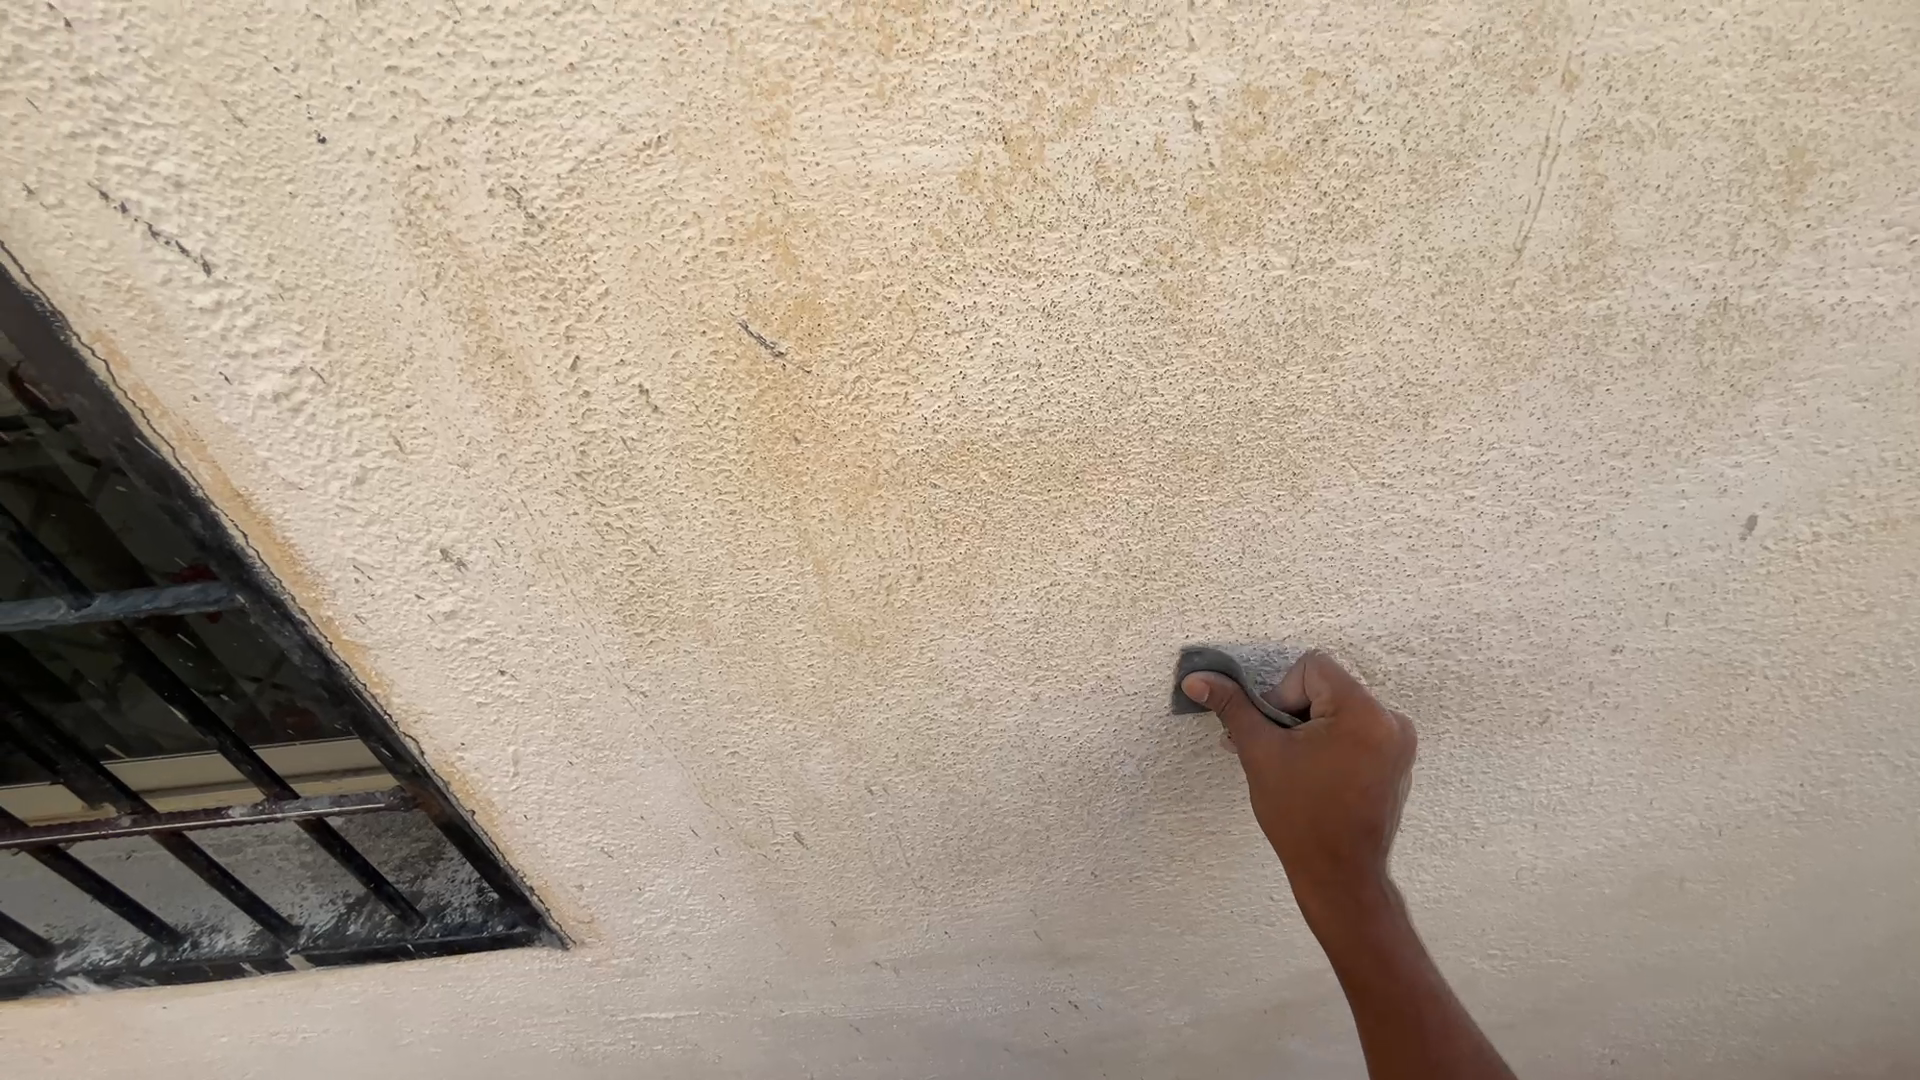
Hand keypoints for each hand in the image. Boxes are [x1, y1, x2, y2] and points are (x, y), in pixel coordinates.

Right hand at [1181, 651, 1415, 921]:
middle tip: (1271, 746)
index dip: (1280, 693)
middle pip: (1324, 686)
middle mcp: (1391, 721)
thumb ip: (1231, 706)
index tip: (1273, 731)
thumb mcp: (1259, 751)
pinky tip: (1308, 771)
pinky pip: (1353, 729)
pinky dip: (1326, 740)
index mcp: (1364, 713)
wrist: (1339, 876)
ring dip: (1304, 726)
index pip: (1311, 667)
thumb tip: (1196, 680)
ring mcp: (1398, 743)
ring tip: (1284, 759)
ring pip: (1335, 707)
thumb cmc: (1300, 815)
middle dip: (1289, 711)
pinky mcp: (1395, 761)